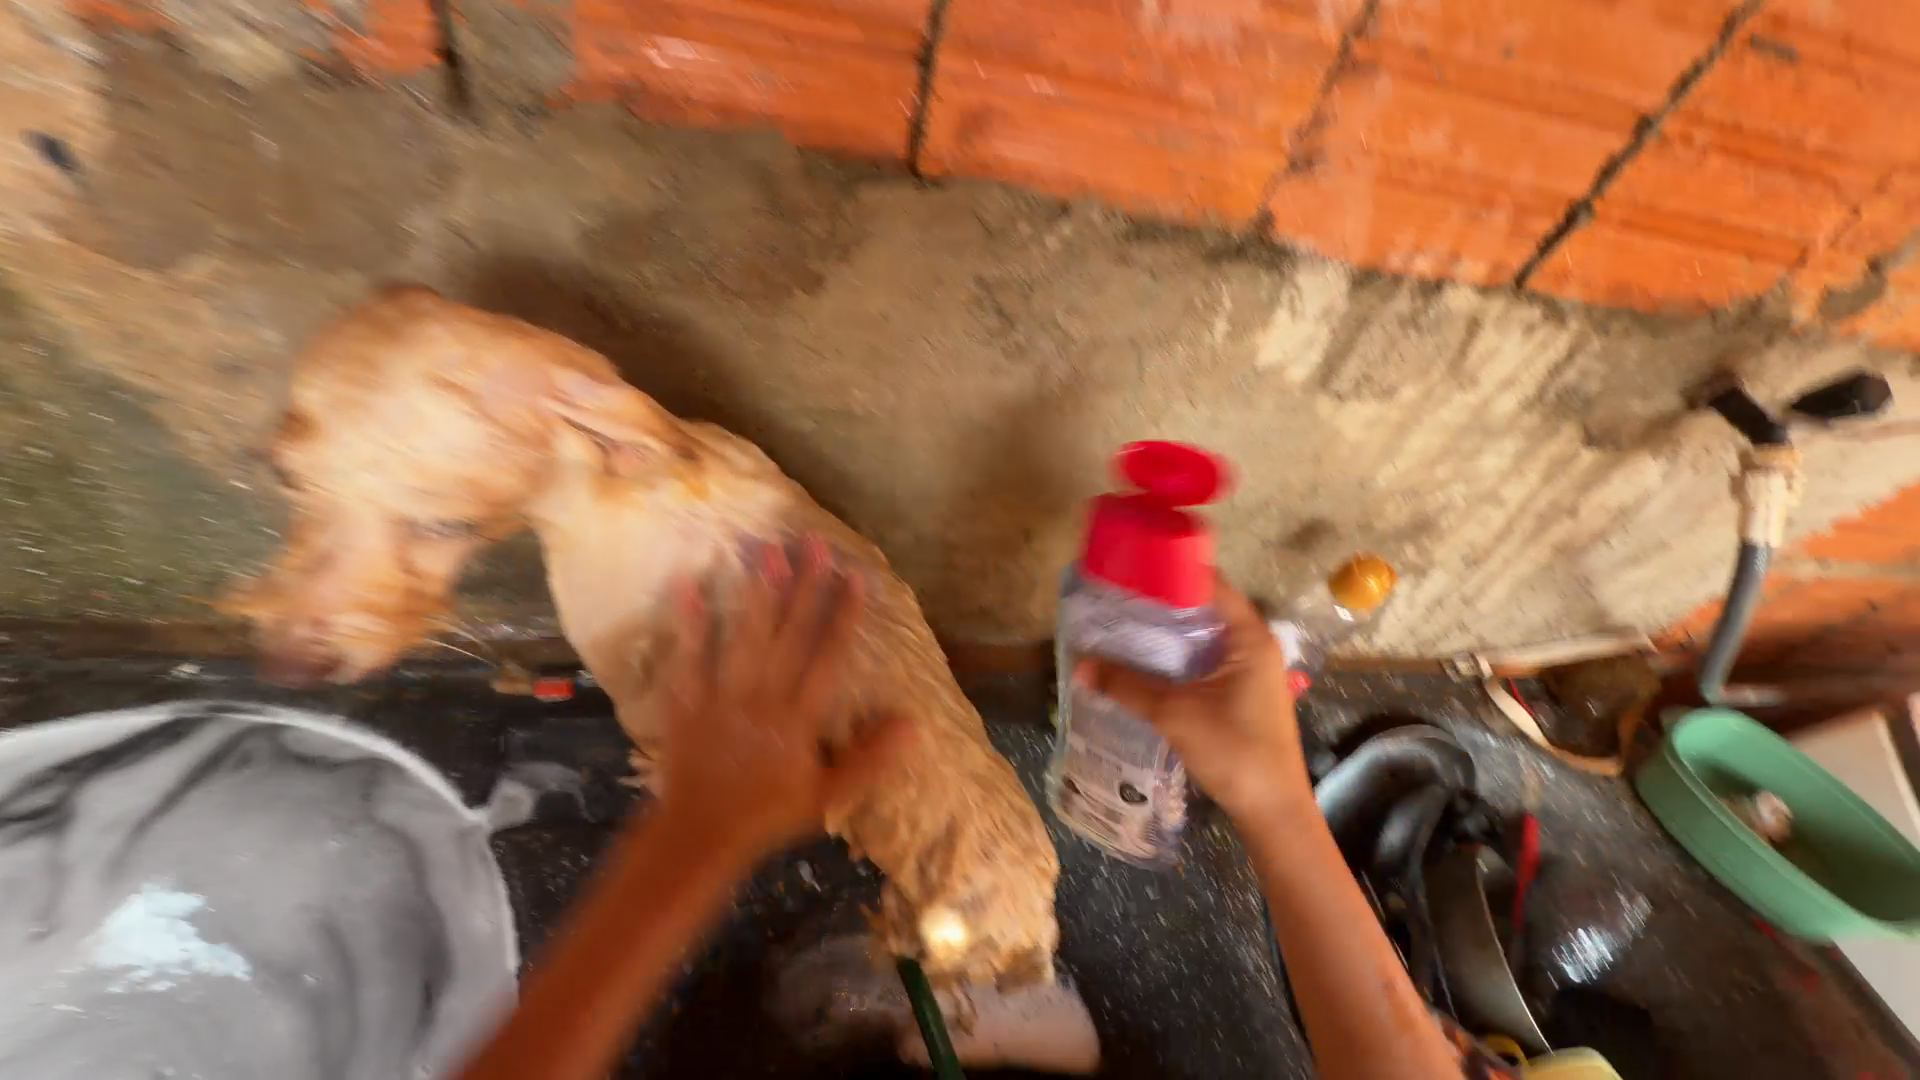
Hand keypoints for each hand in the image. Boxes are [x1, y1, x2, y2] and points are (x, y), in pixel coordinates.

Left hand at [657, 537, 912, 861]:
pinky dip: (689, 622)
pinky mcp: (689, 700)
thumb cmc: (768, 814)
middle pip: (789, 634)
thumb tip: (914, 725)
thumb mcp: (828, 794)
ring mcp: (725, 695)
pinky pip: (689, 657)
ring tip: (766, 549)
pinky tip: (688, 584)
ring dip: (757, 592)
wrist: (700, 835)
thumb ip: (870, 758)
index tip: (855, 576)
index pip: (829, 656)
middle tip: (811, 542)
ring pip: (745, 636)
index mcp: (800, 717)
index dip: (843, 614)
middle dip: (804, 587)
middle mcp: (765, 696)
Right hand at [1076, 580, 1310, 822]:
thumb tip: (1080, 665)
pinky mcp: (1240, 692)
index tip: (1131, 570)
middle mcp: (1253, 646)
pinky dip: (1175, 657)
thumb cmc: (1234, 751)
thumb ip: (1126, 685)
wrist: (1272, 810)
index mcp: (1249, 637)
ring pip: (1201, 637)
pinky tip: (1144, 664)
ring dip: (1166, 633)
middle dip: (1160, 603)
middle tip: (1117, 599)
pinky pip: (1203, 660)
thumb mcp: (1174, 713)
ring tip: (1122, 626)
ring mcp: (1249, 671)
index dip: (1170, 574)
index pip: (1210, 585)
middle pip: (1203, 608)